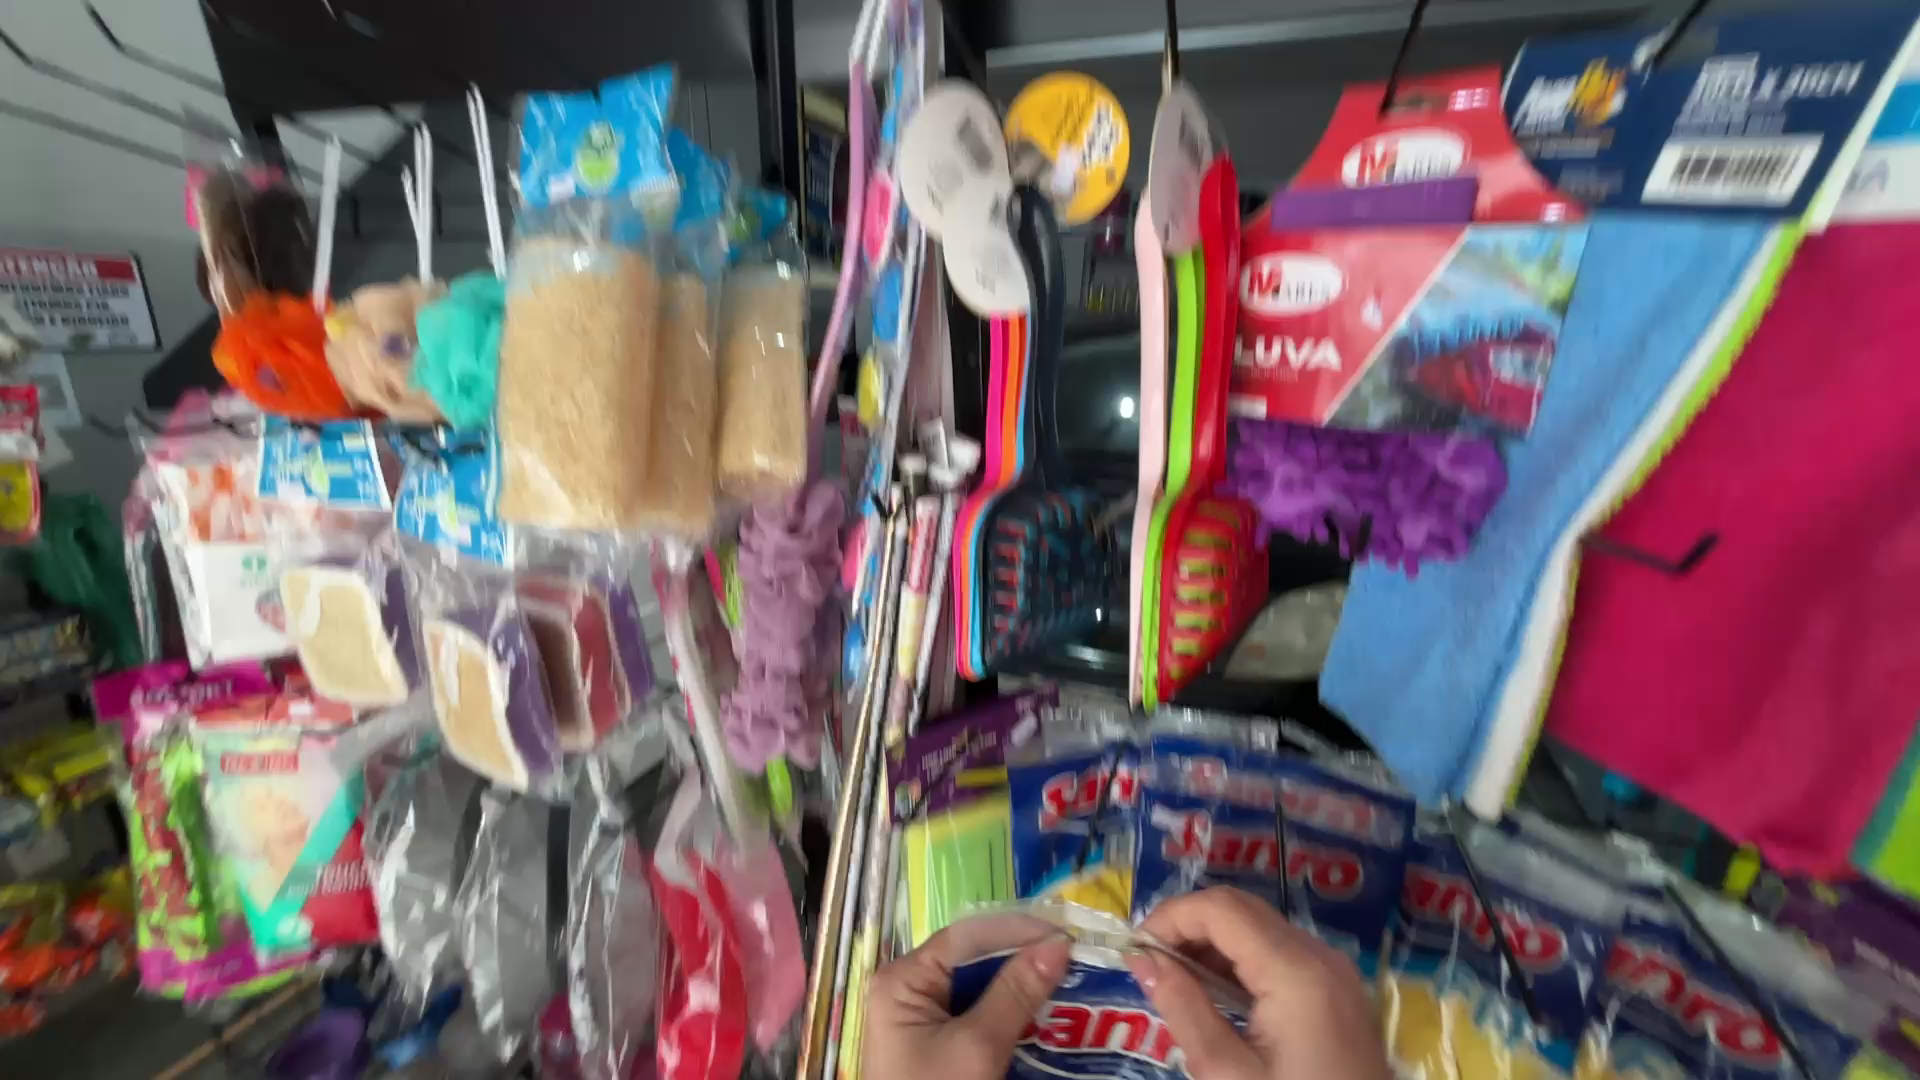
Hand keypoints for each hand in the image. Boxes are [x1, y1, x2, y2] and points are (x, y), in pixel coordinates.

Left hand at [863, 914, 1071, 1079]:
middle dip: (1021, 955)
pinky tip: (1042, 1010)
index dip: (1016, 928)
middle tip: (1071, 955)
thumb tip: (1058, 944)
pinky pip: (977, 1013)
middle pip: (973, 957)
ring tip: (1065, 977)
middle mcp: (908, 987)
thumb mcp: (977, 1048)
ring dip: (1020, 982)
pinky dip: (1009, 1011)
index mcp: (903, 977)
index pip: (966, 935)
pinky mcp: (937, 1045)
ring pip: (979, 985)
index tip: (1064, 933)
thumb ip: (1015, 992)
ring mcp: (922, 1017)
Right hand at [1129, 887, 1391, 1079]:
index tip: (1136, 949)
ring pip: (1256, 925)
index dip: (1171, 917)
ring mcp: (1333, 970)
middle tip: (1150, 962)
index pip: (1219, 908)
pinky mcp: (1336, 990)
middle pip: (1239, 908)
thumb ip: (1183, 1008)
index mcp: (1296, 971)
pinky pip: (1277, 950)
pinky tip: (1214, 991)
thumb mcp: (1228, 1075)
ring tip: (1175, 977)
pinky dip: (1238, 958)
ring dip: (1209, 940)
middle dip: (1187, 925)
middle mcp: (1319, 954)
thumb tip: (1141, 960)